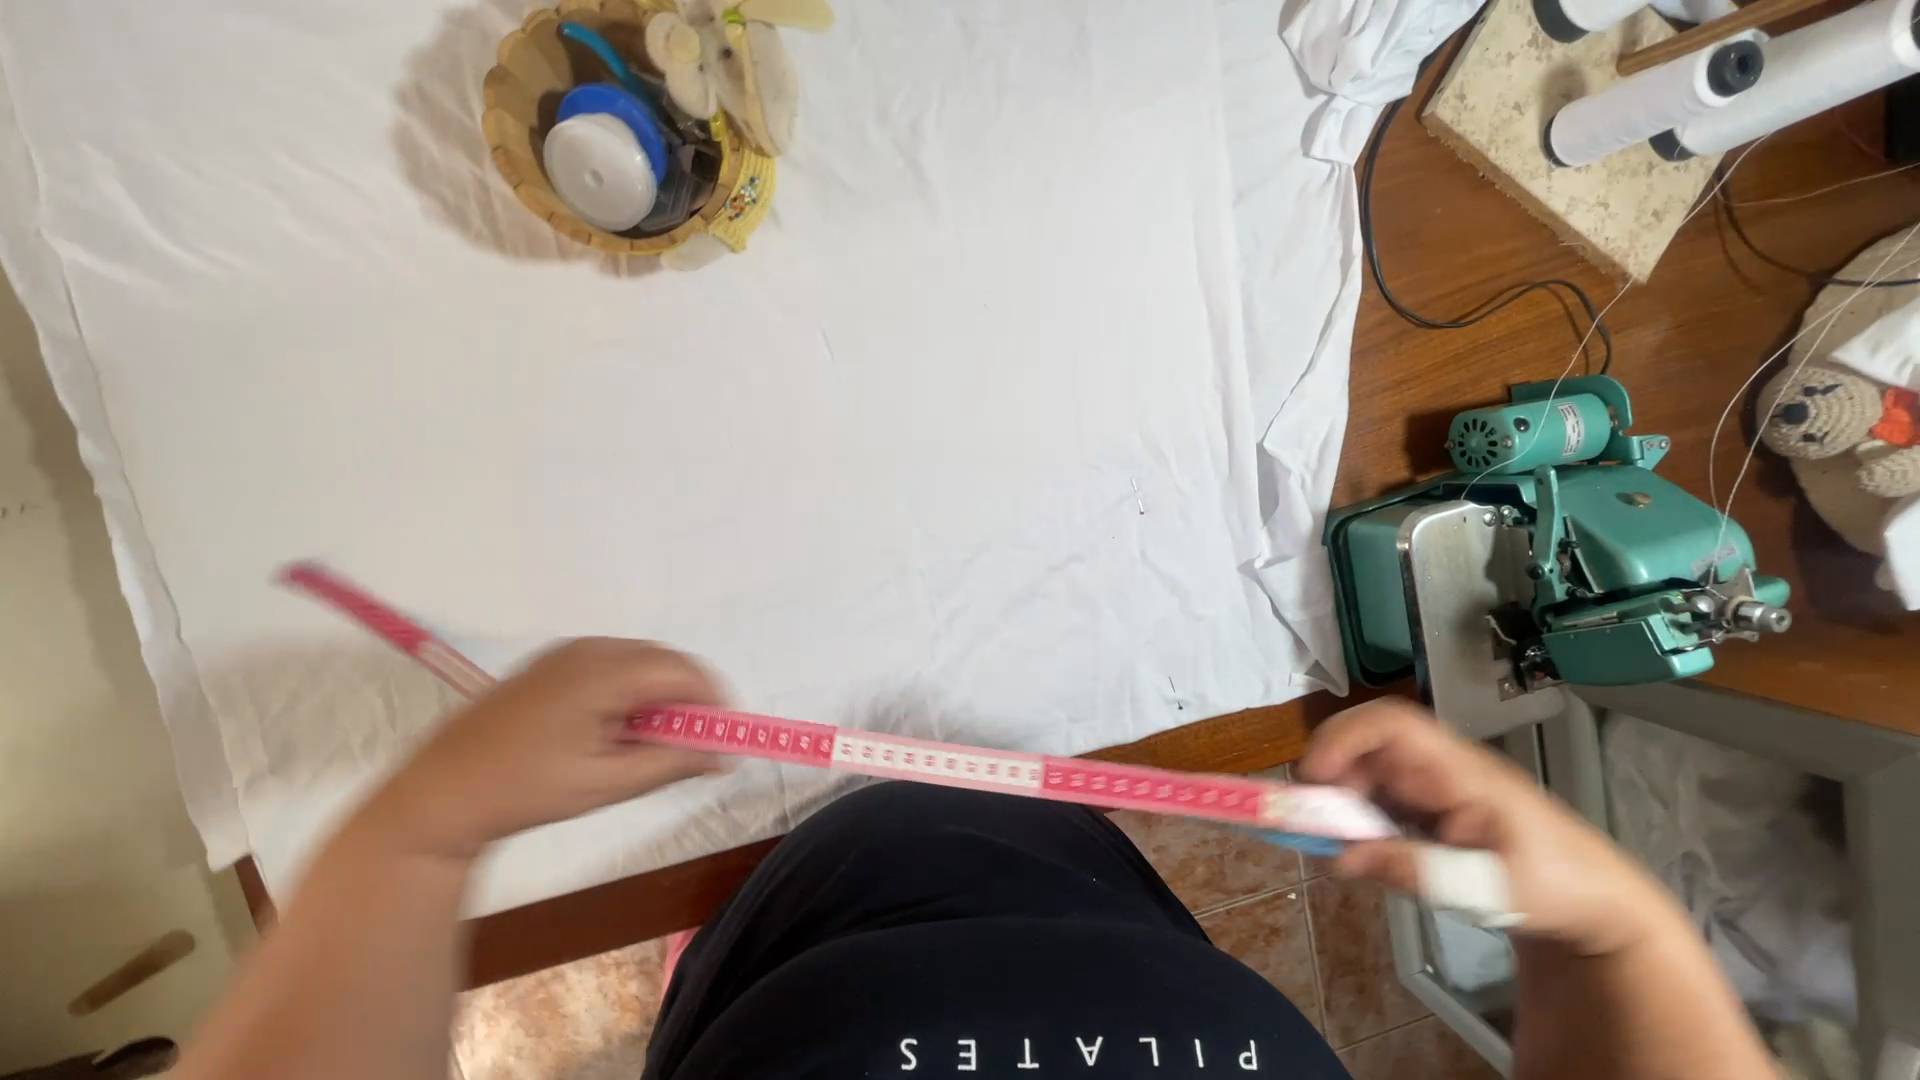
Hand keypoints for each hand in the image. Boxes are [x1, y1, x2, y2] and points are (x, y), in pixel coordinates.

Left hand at [364, 638, 727, 859]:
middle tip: (693, 744)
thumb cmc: (526, 791)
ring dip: (661, 694)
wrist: (438, 793)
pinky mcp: (552, 664)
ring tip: (654, 741)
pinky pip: (613, 664)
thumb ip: (672, 762)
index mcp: (604, 673)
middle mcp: (590, 649)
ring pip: (641, 661)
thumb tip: (725, 756)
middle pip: (665, 661)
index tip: (724, 738)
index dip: (713, 701)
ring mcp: (567, 653)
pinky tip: (619, 728)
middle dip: (689, 698)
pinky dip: (633, 689)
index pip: (683, 671)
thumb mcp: (607, 784)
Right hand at [1298, 698, 1680, 955]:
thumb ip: (1414, 870)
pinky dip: (1356, 814)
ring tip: (1337, 839)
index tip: (1313, 777)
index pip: (1391, 724)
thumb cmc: (1553, 887)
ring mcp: (1432, 782)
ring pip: (1364, 767)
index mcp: (1460, 771)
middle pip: (1365, 742)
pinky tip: (1362, 845)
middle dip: (1330, 773)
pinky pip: (1377, 793)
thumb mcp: (1488, 889)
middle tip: (1314, 819)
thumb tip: (1340, 859)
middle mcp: (1439, 766)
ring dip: (1340, 797)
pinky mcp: (1427, 803)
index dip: (1343, 738)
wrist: (1598, 900)